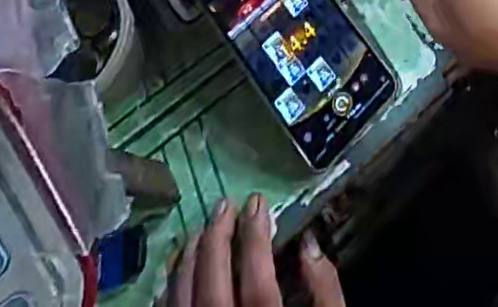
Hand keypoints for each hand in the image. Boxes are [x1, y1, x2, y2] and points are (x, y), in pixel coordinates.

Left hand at [162, 194, 343, 306]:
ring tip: (201, 229)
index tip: (258, 201)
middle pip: (212, 290)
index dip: (256, 237)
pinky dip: (169, 295)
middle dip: (216, 240)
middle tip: (225, 205)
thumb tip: (309, 246)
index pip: (257, 280)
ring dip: (187, 263)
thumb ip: (327, 295)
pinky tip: (178, 274)